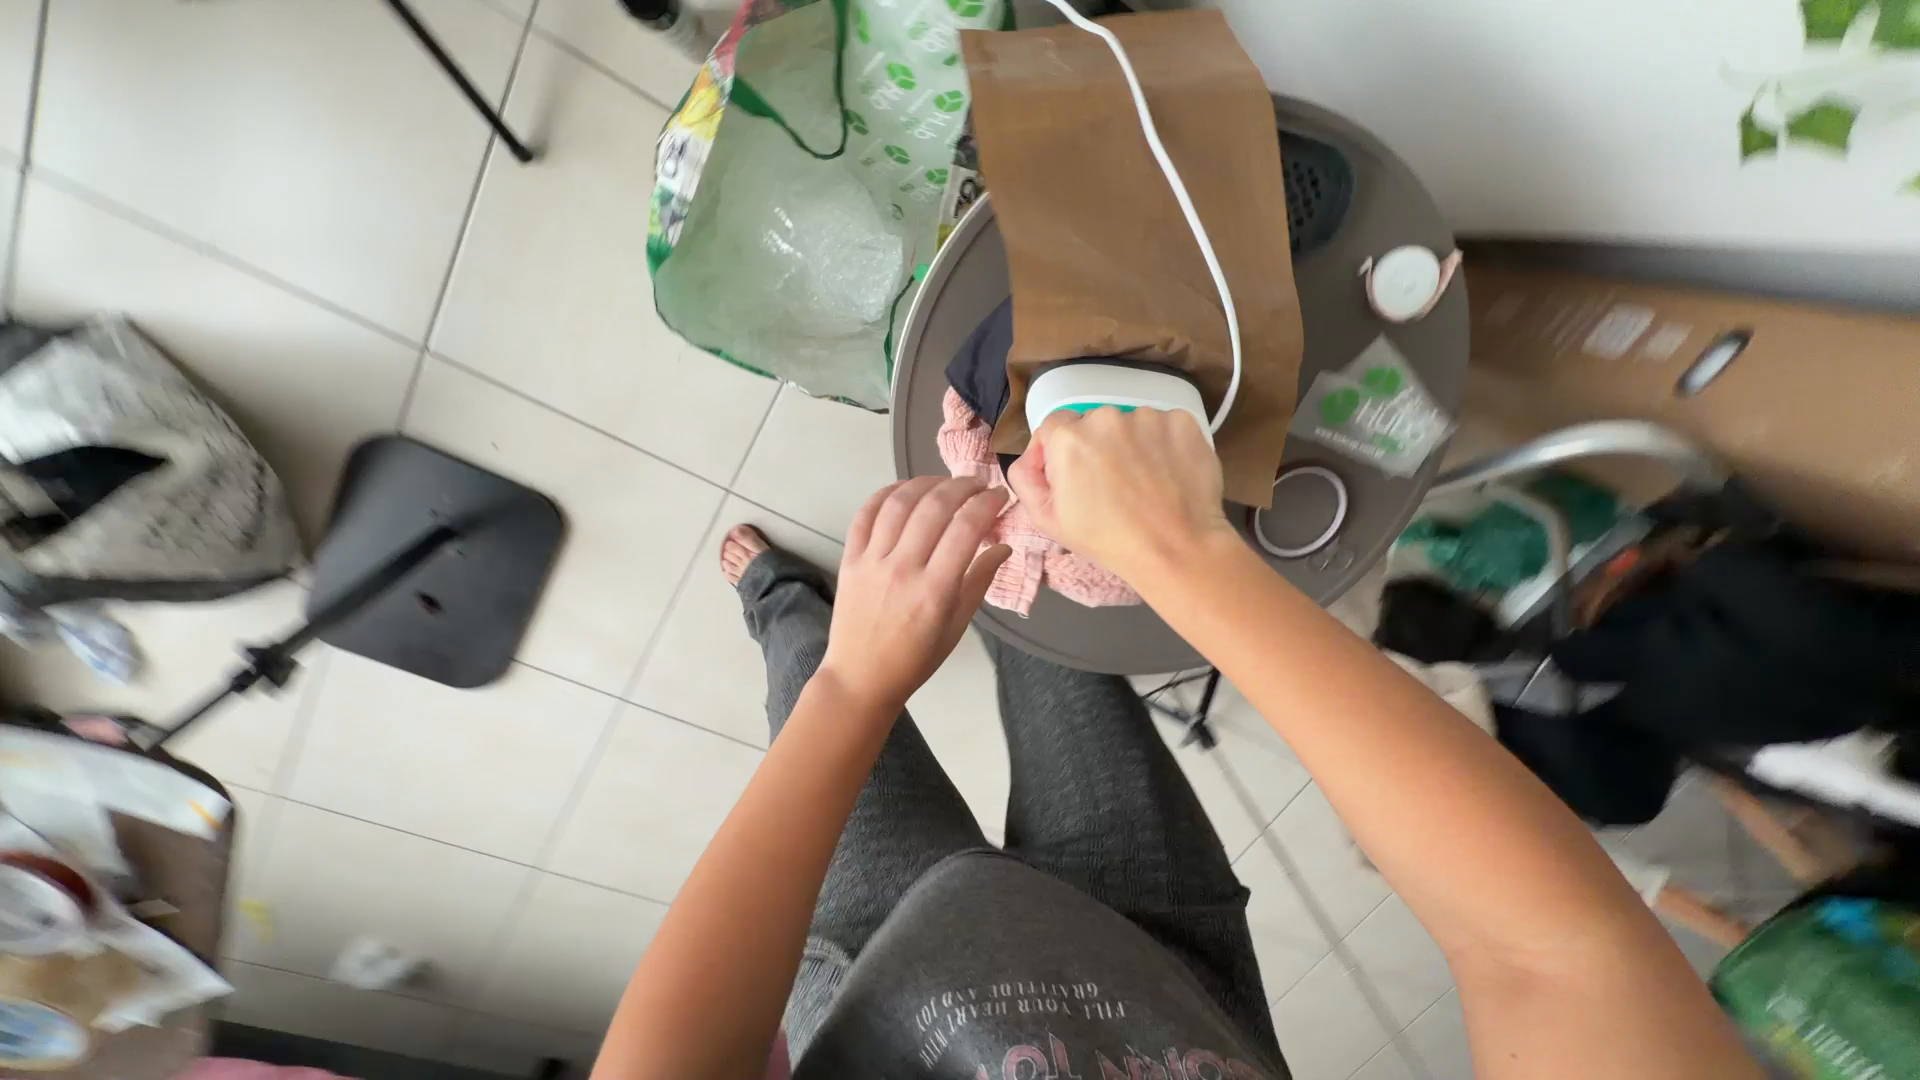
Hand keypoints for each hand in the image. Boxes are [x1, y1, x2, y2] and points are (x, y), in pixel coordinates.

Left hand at [820, 477, 1010, 712]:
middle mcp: (902, 569)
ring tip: (945, 483)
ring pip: (899, 503)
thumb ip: (980, 582)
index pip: (966, 529)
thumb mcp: (957, 626)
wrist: (860, 677)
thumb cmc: (915, 658)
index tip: (1000, 496)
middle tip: (977, 484)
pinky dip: (886, 493)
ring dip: (926, 483)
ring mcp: (872, 561)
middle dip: (962, 486)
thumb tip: (1003, 547)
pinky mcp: (850, 559)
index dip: (987, 503)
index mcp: (935, 590)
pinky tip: (906, 489)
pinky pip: (866, 514)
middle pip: (935, 507)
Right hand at [1007, 407, 1234, 580]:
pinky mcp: (1182, 422)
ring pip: (1130, 424)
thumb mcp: (1046, 519)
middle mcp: (1105, 417)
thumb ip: (1024, 477)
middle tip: (1111, 485)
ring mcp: (1148, 417)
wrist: (1174, 549)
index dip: (1061, 453)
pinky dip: (1163, 444)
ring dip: (1131, 445)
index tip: (1076, 477)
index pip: (1054, 426)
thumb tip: (1032, 454)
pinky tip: (1166, 474)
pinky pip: (1164, 426)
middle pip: (1093, 424)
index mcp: (1068, 438)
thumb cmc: (1107, 539)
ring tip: (1143, 483)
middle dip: (1098, 447)